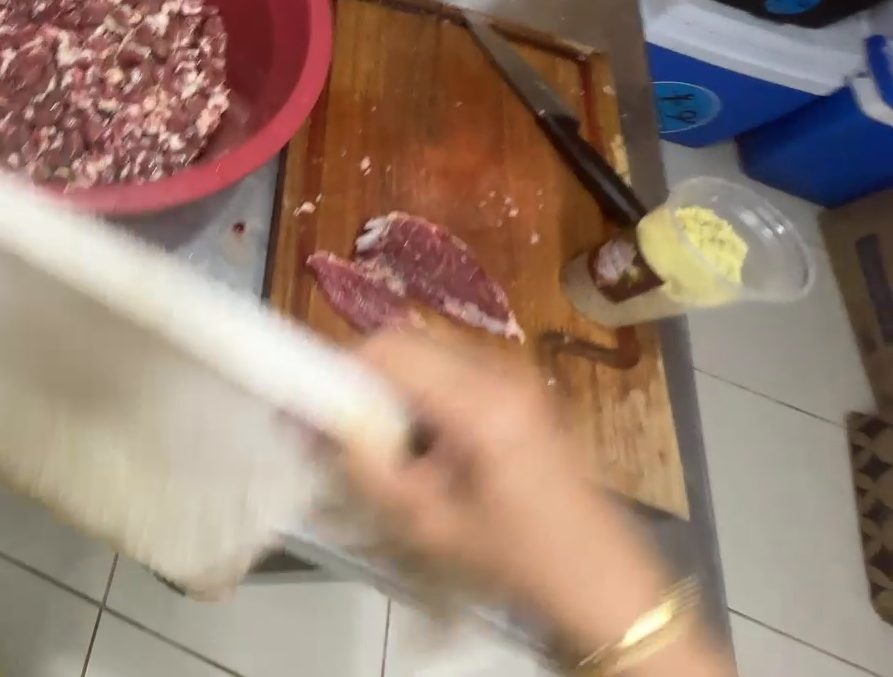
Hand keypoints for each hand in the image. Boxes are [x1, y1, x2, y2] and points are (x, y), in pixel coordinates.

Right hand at [343, 331, 673, 655]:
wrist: (609, 587)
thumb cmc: (517, 557)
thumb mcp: (426, 520)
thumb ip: (364, 464)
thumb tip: (315, 422)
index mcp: (481, 406)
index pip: (388, 351)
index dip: (341, 366)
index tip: (315, 399)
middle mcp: (501, 376)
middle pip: (403, 340)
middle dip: (362, 370)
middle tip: (343, 414)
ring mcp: (517, 378)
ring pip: (423, 347)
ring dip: (390, 376)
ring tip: (382, 427)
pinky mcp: (522, 388)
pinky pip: (449, 363)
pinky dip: (418, 383)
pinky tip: (422, 432)